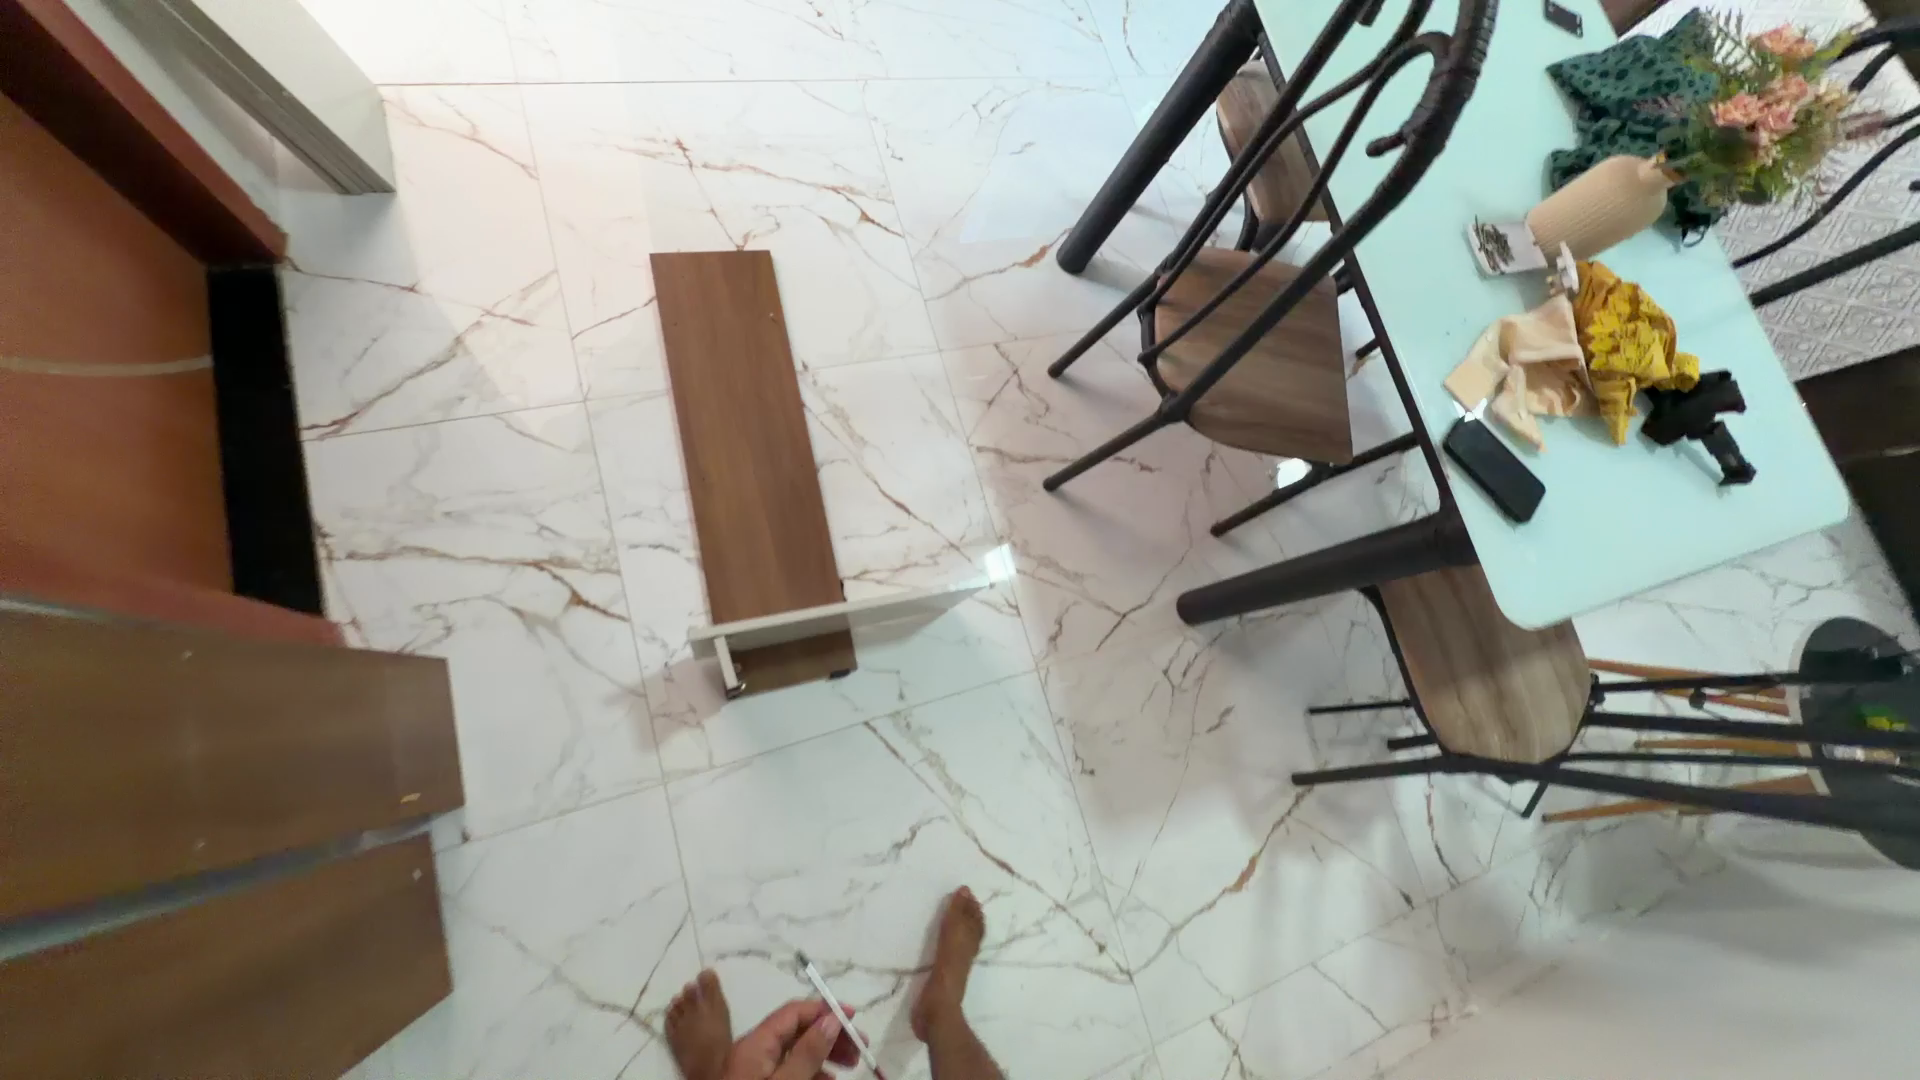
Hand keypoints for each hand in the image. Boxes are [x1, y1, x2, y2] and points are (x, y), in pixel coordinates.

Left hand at [723, 1000, 863, 1079]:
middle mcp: (753, 1053)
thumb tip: (832, 1019)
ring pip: (795, 1053)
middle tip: (859, 1048)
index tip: (853, 1019)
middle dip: (830, 1035)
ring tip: (850, 1067)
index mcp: (756, 1044)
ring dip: (825, 1056)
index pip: (794, 1012)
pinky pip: (788, 1073)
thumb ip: (809, 1053)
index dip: (825, 1010)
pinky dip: (811, 1074)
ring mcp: (754, 1074)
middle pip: (797, 1031)